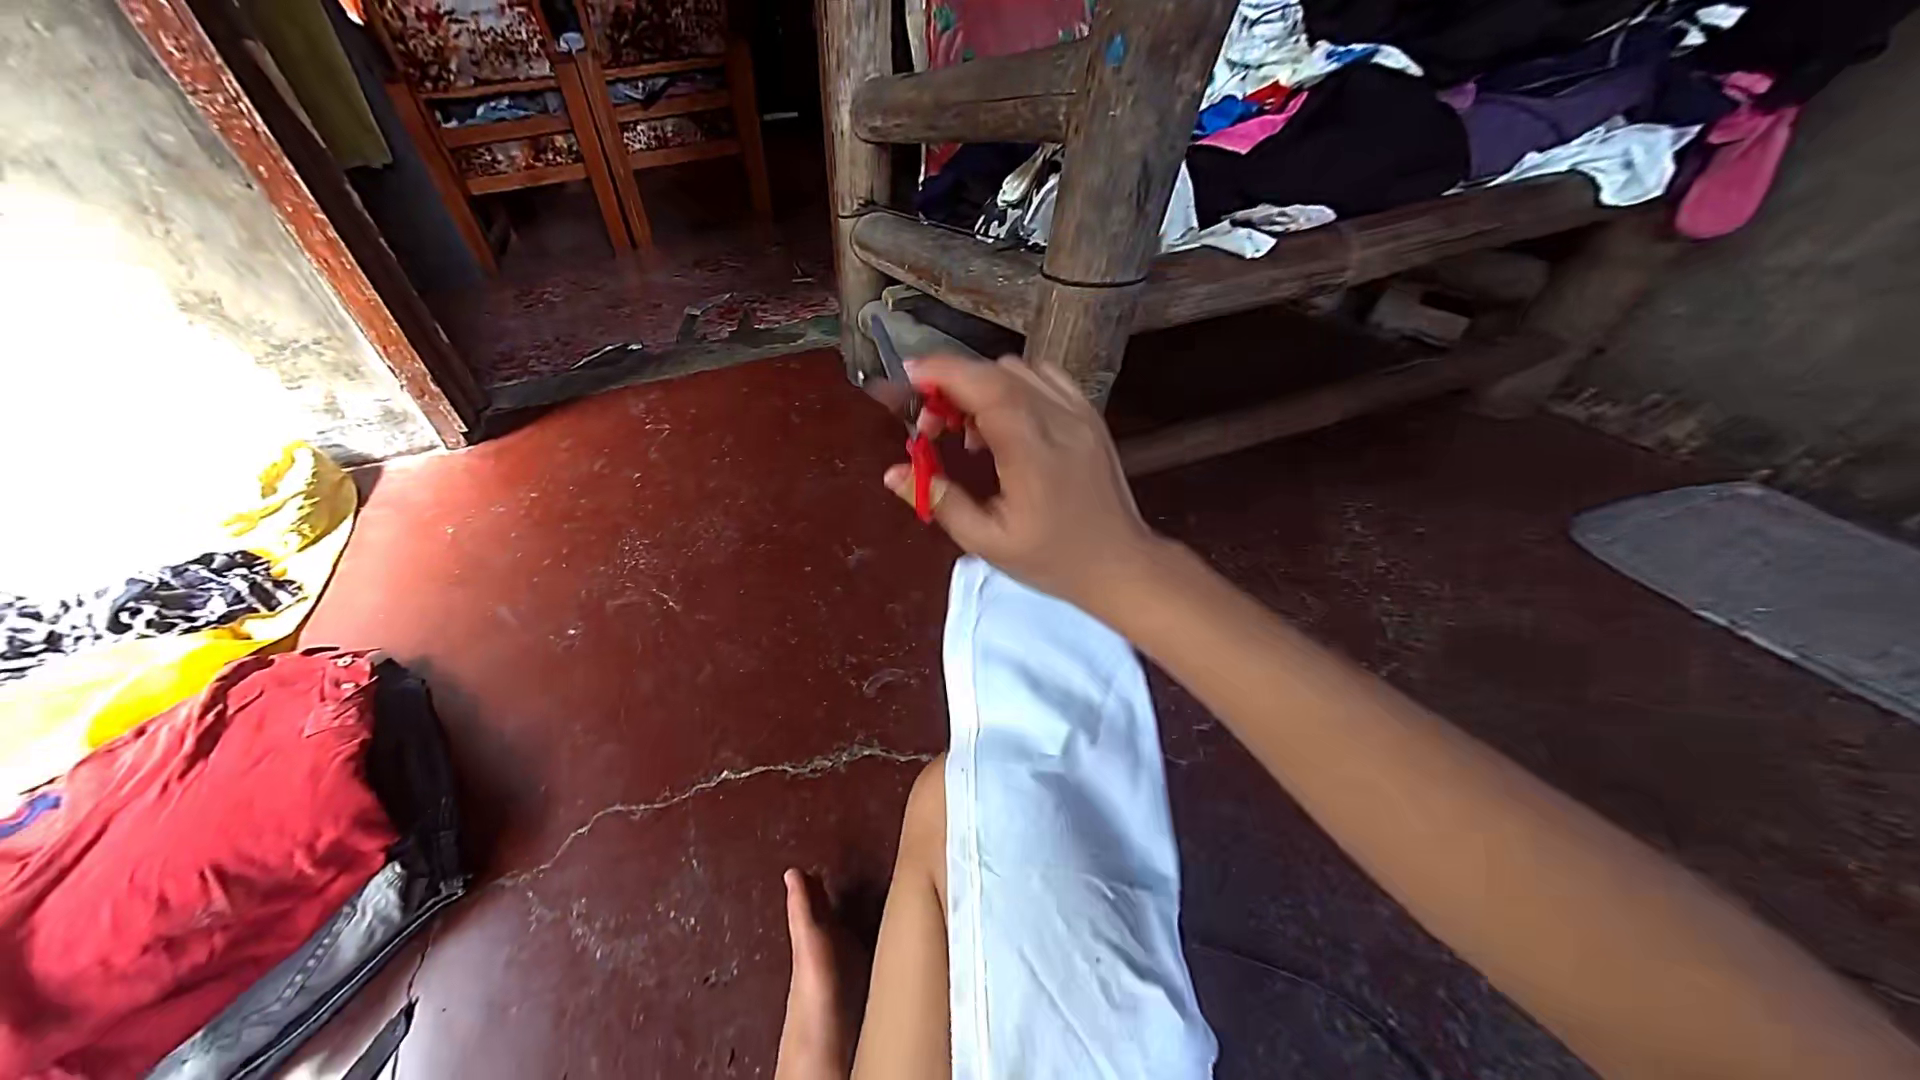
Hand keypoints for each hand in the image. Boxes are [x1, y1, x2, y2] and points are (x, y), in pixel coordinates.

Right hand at [883, 354, 1165, 608]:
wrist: (1119, 562)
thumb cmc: (1053, 559)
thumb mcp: (987, 541)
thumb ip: (939, 500)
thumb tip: (894, 473)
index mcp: (1032, 451)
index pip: (984, 386)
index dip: (941, 372)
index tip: (909, 378)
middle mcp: (1059, 420)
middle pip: (996, 372)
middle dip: (952, 385)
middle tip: (932, 426)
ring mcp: (1080, 413)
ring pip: (1020, 370)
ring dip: (982, 386)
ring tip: (969, 430)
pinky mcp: (1090, 416)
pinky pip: (1045, 378)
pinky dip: (1014, 386)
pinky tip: (1005, 421)